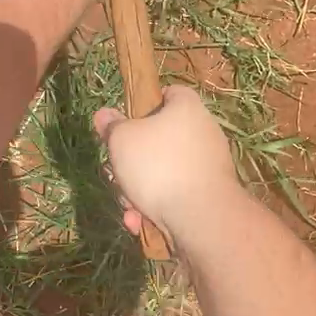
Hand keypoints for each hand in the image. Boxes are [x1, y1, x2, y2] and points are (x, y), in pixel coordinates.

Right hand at [93, 86, 242, 235]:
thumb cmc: (158, 166)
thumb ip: (112, 126)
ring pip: (165, 171)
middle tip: (117, 174)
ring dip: (140, 189)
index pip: (169, 93)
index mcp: (188, 108)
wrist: (201, 216)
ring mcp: (209, 165)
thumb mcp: (122, 140)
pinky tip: (141, 222)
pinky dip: (157, 206)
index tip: (126, 123)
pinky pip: (177, 194)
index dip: (145, 104)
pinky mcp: (210, 194)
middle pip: (161, 139)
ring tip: (129, 206)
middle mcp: (204, 132)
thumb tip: (105, 115)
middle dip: (133, 161)